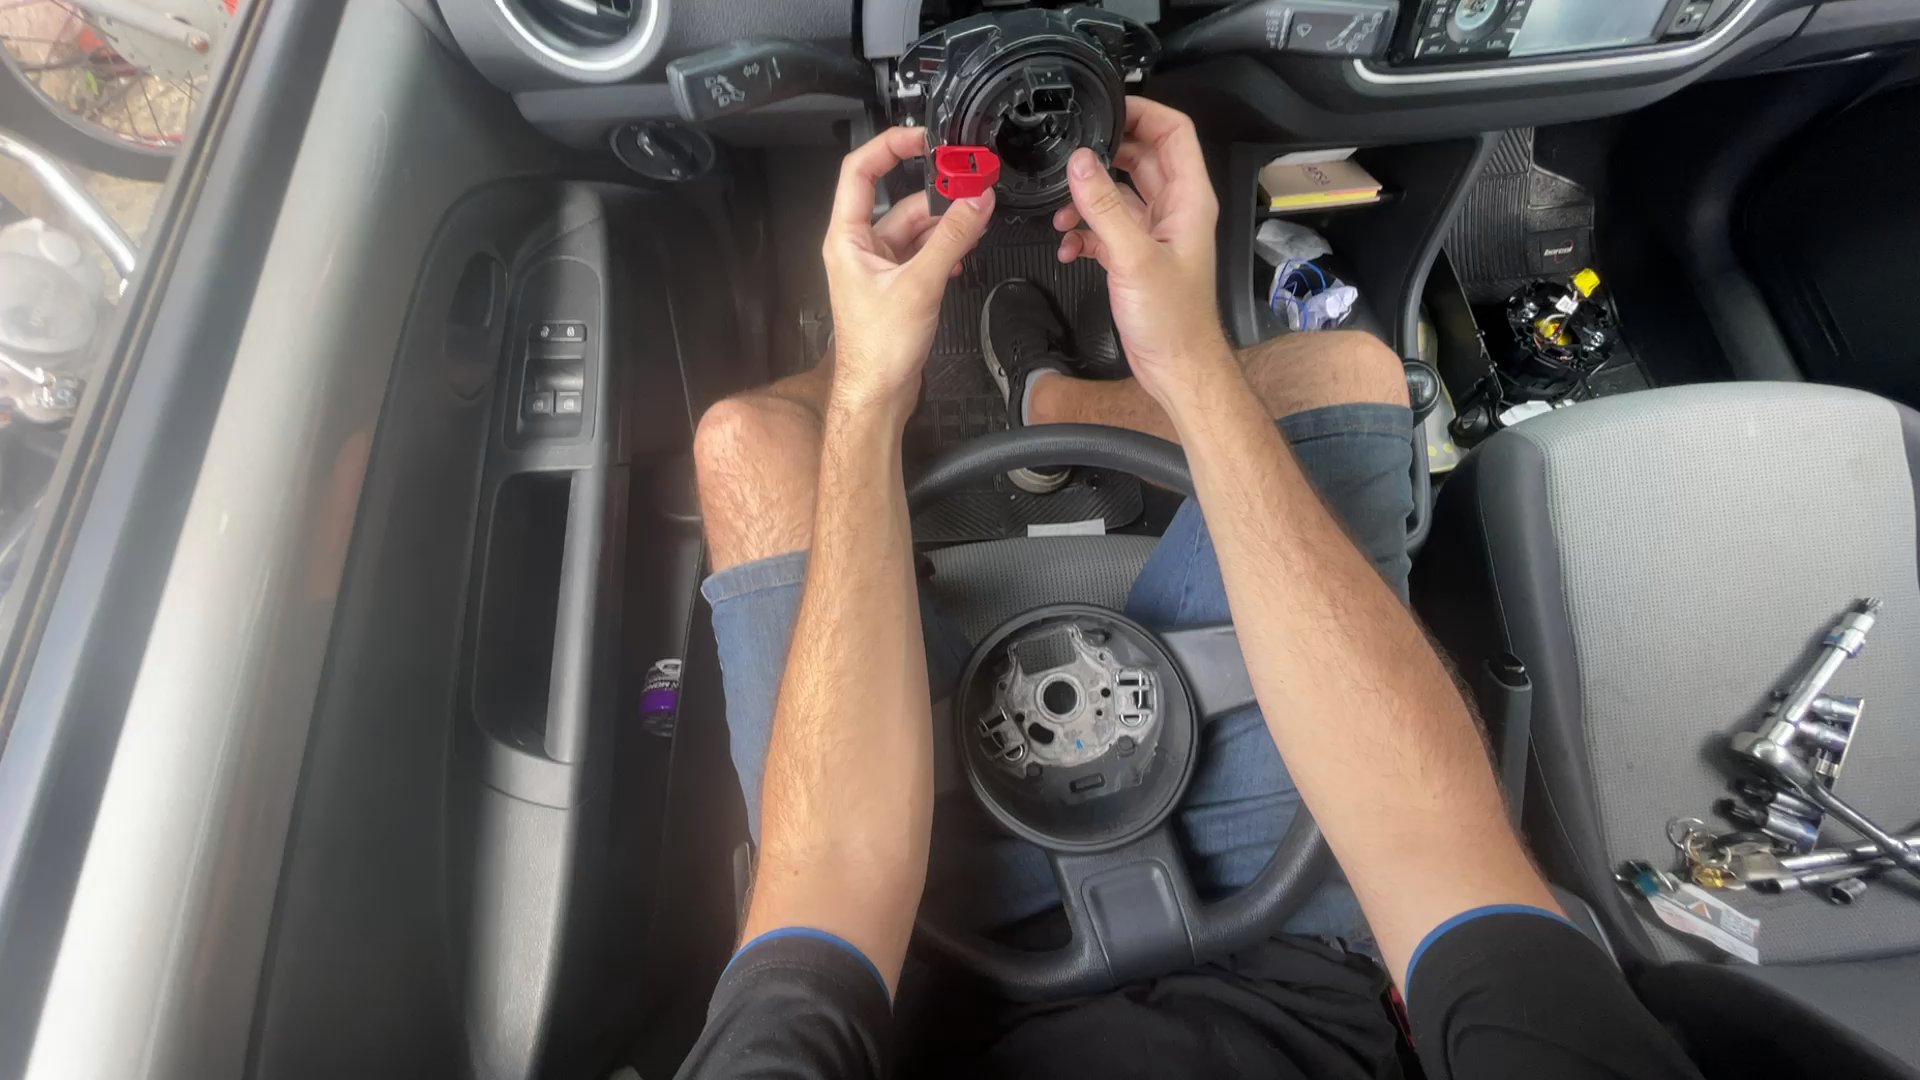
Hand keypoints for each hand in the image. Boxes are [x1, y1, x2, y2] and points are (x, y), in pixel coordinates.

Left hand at [823, 127, 995, 416]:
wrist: (879, 393)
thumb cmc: (878, 350)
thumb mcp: (919, 285)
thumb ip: (951, 239)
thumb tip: (976, 201)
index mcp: (847, 239)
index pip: (860, 171)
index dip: (890, 146)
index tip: (924, 138)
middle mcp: (859, 249)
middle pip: (898, 202)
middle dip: (935, 196)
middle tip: (970, 186)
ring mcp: (878, 269)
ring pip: (915, 231)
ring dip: (944, 227)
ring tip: (975, 222)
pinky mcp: (896, 287)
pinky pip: (921, 256)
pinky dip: (942, 251)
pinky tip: (962, 254)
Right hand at [1053, 98, 1232, 406]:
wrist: (1175, 365)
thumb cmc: (1172, 320)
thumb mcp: (1134, 257)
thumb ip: (1104, 208)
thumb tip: (1080, 164)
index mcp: (1188, 199)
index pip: (1172, 133)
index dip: (1143, 113)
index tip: (1107, 109)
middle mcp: (1174, 211)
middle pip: (1139, 161)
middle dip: (1103, 158)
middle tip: (1072, 159)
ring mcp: (1154, 236)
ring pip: (1118, 198)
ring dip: (1087, 202)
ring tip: (1062, 214)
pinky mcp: (1136, 259)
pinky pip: (1107, 232)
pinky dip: (1085, 235)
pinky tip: (1068, 248)